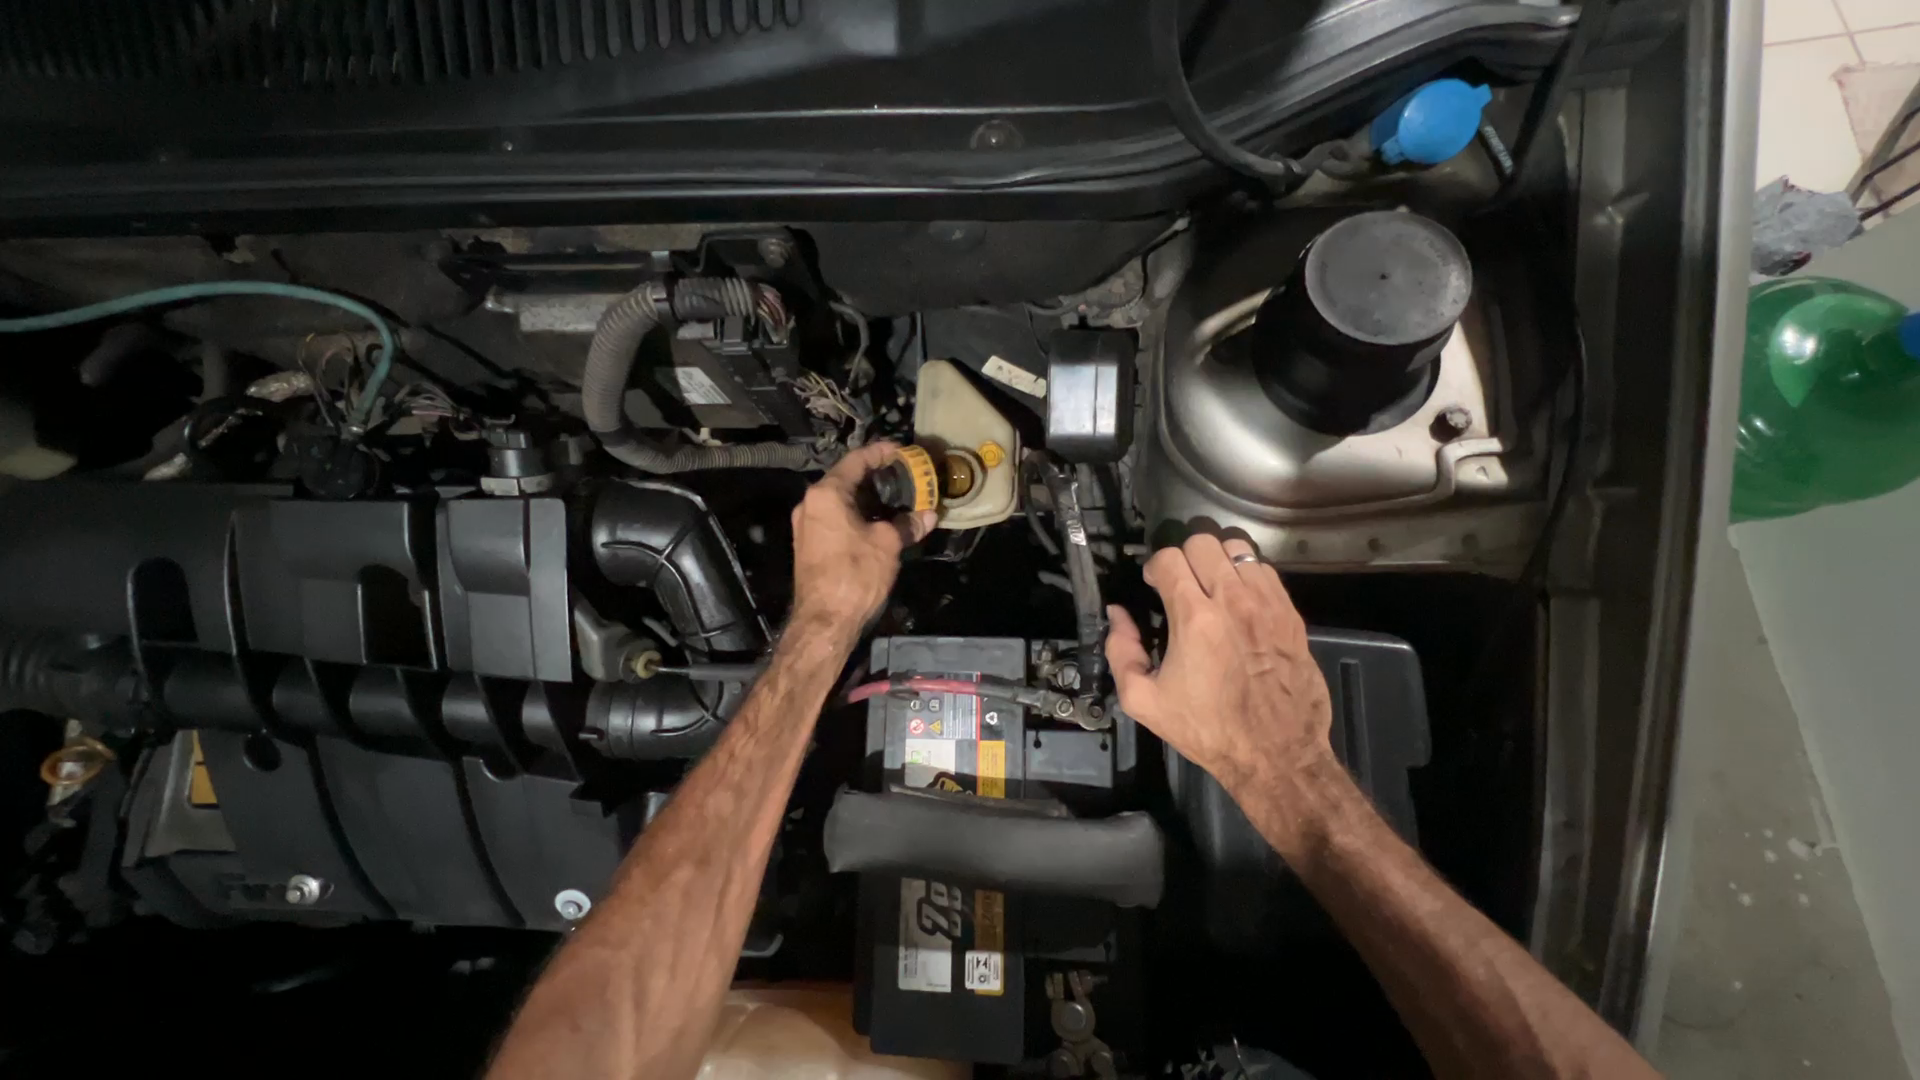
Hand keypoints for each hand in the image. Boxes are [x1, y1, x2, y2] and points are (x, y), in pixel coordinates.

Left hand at [789, 442, 935, 635]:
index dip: (880, 452)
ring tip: (896, 499)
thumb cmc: (855, 574)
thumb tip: (928, 516)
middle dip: (875, 477)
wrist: (824, 621)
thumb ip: (907, 525)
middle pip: (845, 480)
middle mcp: (810, 504)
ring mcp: (806, 526)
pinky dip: (856, 515)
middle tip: (903, 475)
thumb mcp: (888, 545)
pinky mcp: (808, 546)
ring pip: (839, 501)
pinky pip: (834, 519)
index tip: (901, 450)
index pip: (855, 461)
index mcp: (826, 495)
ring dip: (866, 499)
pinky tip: (877, 523)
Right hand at [1106, 535, 1333, 799]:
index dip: (1154, 567)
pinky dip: (1247, 575)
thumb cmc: (1206, 729)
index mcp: (1195, 619)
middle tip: (1181, 583)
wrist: (1275, 754)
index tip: (1154, 586)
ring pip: (1238, 548)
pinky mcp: (1291, 615)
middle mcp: (1233, 601)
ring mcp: (1267, 605)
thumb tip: (1117, 615)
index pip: (1169, 558)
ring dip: (1218, 561)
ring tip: (1213, 586)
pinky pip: (1266, 570)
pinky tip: (1240, 600)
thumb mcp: (1143, 700)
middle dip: (1184, 557)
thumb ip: (1120, 651)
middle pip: (1203, 542)